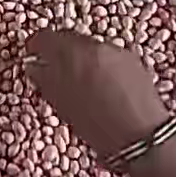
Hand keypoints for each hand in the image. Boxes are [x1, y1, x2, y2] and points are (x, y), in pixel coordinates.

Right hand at [24, 30, 169, 160]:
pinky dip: (98, 62)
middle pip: (68, 37)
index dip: (36, 45)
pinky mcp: (131, 58)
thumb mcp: (64, 107)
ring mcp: (115, 50)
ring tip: (76, 78)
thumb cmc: (99, 128)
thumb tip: (32, 65)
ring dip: (78, 56)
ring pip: (88, 46)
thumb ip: (45, 81)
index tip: (31, 53)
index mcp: (73, 55)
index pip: (46, 37)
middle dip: (58, 49)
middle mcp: (94, 45)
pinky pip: (106, 54)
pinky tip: (99, 83)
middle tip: (50, 66)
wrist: (144, 138)